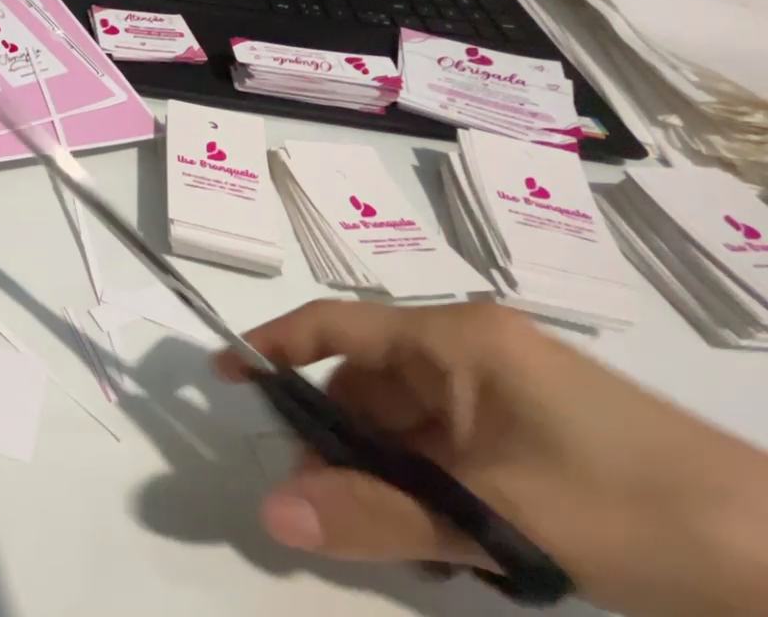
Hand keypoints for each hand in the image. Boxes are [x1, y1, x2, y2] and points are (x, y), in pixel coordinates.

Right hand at [217, 301, 767, 616]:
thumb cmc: (642, 513)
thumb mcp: (497, 518)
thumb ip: (376, 516)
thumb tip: (267, 514)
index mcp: (459, 342)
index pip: (336, 324)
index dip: (274, 345)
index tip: (225, 379)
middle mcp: (474, 355)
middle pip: (366, 383)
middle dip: (331, 440)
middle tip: (312, 501)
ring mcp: (507, 396)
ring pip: (406, 425)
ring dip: (382, 473)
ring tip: (381, 535)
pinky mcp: (533, 437)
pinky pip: (448, 451)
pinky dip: (426, 489)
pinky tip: (439, 543)